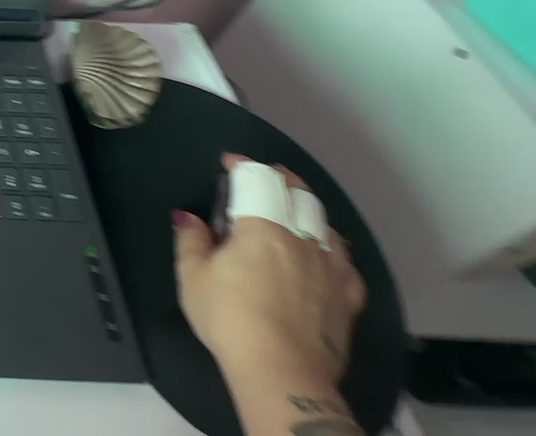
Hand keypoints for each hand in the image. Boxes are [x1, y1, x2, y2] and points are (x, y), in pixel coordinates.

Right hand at [174, 155, 366, 433]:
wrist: (282, 373)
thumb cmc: (230, 319)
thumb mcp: (192, 277)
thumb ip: (192, 241)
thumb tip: (188, 218)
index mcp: (262, 228)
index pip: (256, 181)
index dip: (241, 165)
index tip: (228, 162)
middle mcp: (301, 240)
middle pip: (298, 195)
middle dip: (281, 178)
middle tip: (266, 173)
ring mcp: (330, 268)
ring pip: (325, 223)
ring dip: (308, 207)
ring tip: (295, 205)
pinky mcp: (347, 297)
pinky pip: (345, 259)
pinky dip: (332, 244)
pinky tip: (325, 249)